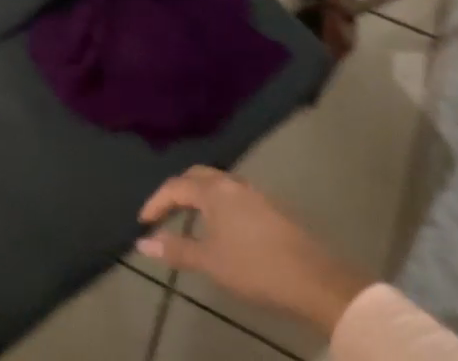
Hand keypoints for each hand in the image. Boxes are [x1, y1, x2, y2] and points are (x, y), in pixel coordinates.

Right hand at [137, 167, 372, 336]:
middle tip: (164, 212)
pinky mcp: (272, 209)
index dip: (156, 202)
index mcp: (214, 191)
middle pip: (197, 176)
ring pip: (219, 184)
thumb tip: (142, 242)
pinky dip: (218, 203)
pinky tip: (221, 228)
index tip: (143, 221)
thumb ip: (175, 249)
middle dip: (177, 191)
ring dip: (199, 196)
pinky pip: (234, 195)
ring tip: (189, 219)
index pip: (175, 187)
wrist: (314, 280)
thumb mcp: (210, 262)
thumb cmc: (255, 268)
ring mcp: (256, 195)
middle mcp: (233, 184)